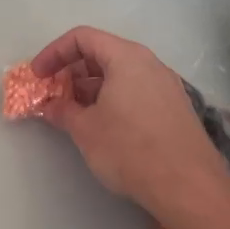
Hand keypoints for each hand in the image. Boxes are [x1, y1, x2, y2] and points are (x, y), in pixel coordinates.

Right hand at [31, 26, 229, 226]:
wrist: (190, 190)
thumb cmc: (131, 150)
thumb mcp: (86, 130)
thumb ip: (62, 111)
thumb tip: (51, 106)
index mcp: (126, 57)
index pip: (82, 38)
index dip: (54, 53)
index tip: (39, 75)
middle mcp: (150, 64)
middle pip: (103, 53)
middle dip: (73, 72)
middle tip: (55, 94)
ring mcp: (167, 87)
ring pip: (121, 74)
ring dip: (92, 88)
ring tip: (76, 113)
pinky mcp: (177, 110)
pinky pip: (137, 91)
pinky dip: (114, 99)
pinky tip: (105, 126)